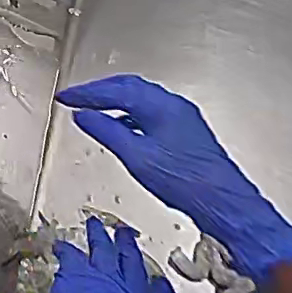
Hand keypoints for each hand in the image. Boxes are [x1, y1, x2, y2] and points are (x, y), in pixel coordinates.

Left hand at [29, 218, 175, 292]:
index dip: (155, 291)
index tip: (155, 281)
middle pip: (133, 271)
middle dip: (129, 252)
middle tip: (127, 238)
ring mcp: (105, 289)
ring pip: (105, 255)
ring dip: (101, 240)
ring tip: (98, 225)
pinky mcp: (76, 281)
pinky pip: (73, 258)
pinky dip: (69, 250)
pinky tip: (63, 243)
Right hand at [55, 74, 291, 281]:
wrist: (227, 205)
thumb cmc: (186, 182)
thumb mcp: (135, 156)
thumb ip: (105, 131)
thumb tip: (83, 116)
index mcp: (161, 106)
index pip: (114, 90)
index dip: (85, 93)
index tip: (65, 97)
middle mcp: (173, 106)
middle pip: (128, 86)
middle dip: (97, 90)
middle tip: (74, 96)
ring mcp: (181, 117)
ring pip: (139, 97)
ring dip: (112, 99)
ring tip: (90, 106)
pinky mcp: (184, 130)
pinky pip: (148, 110)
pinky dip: (126, 111)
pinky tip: (117, 124)